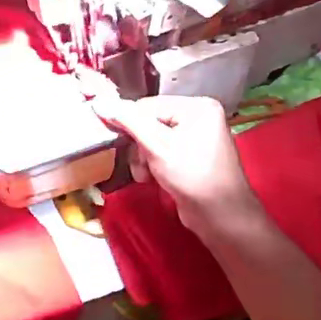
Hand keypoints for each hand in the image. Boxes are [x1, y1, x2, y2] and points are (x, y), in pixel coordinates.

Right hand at [92, 95, 260, 229]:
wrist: (221, 216)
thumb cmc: (192, 177)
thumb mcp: (157, 146)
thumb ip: (128, 121)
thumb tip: (99, 103)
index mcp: (197, 106)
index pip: (148, 106)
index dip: (131, 126)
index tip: (123, 146)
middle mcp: (199, 116)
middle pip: (149, 123)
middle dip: (140, 147)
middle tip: (142, 167)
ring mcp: (196, 137)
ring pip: (151, 139)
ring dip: (144, 159)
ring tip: (149, 176)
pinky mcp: (191, 156)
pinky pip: (161, 152)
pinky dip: (154, 165)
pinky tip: (155, 179)